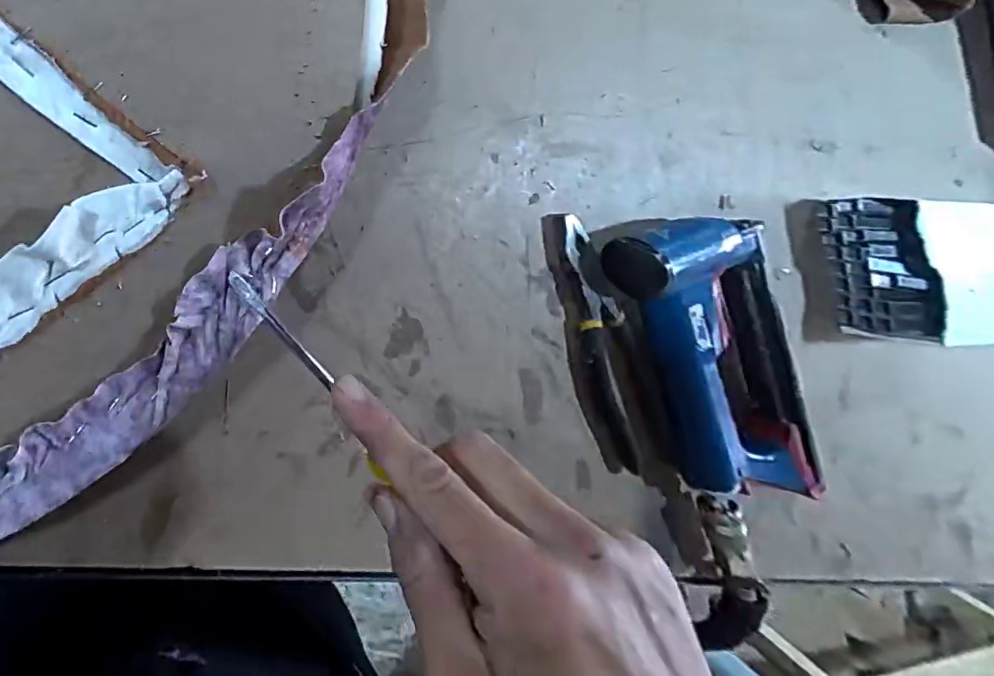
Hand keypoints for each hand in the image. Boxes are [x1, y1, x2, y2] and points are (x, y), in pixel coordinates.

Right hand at [332, 376, 704, 675]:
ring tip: (500, 590)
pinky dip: (533, 535)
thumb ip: (423, 583)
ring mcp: (622, 546)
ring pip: (519, 484)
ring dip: (489, 512)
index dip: (385, 435)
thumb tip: (389, 499)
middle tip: (427, 532)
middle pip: (478, 457)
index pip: (436, 486)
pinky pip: (561, 513)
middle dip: (439, 475)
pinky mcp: (646, 554)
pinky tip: (551, 600)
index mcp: (533, 588)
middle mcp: (582, 547)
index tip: (347, 392)